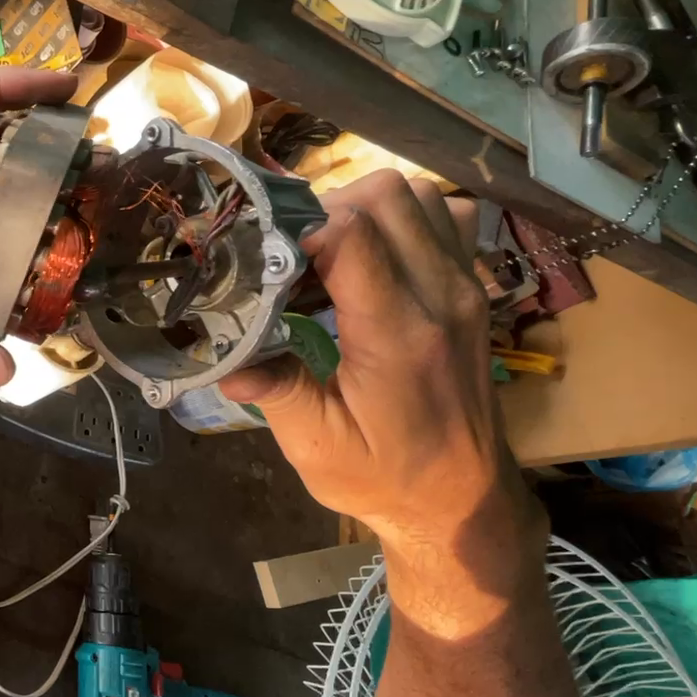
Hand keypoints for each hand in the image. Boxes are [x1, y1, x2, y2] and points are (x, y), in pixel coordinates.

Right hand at [220, 172, 543, 631]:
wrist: (462, 500)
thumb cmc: (381, 475)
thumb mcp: (315, 446)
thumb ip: (277, 392)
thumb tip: (227, 363)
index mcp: (399, 333)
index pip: (352, 236)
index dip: (294, 229)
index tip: (256, 255)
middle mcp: (441, 297)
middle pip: (388, 196)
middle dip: (322, 208)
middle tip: (283, 251)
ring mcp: (465, 289)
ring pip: (418, 197)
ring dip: (360, 210)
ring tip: (316, 254)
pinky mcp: (470, 292)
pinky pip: (442, 219)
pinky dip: (399, 221)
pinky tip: (361, 259)